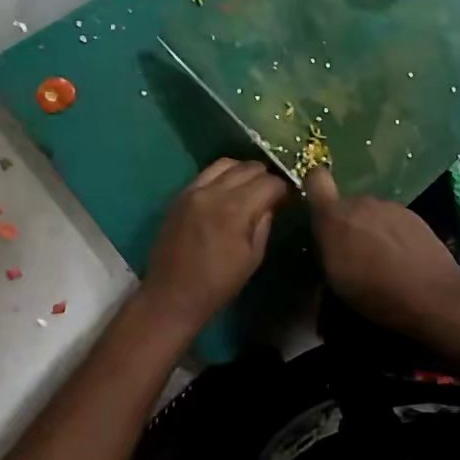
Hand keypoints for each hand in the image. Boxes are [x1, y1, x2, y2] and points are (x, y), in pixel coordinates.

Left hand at [142, 158, 290, 325]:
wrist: (171, 295)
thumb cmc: (218, 284)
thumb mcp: (253, 257)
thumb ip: (264, 222)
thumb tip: (273, 202)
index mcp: (235, 209)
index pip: (269, 182)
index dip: (284, 189)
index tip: (288, 199)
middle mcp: (213, 191)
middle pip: (249, 167)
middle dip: (266, 177)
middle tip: (271, 195)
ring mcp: (193, 190)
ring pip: (226, 164)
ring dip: (244, 172)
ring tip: (250, 189)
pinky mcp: (180, 195)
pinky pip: (206, 173)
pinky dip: (222, 176)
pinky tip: (227, 192)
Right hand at [304, 169, 459, 330]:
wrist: (430, 293)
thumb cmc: (373, 291)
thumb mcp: (335, 278)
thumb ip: (327, 247)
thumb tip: (328, 239)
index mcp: (333, 216)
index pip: (316, 179)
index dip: (314, 186)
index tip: (316, 204)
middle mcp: (361, 202)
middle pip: (347, 205)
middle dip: (347, 223)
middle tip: (353, 252)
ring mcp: (390, 206)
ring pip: (371, 213)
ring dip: (371, 229)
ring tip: (381, 259)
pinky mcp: (414, 215)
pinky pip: (393, 220)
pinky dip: (393, 234)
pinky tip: (401, 259)